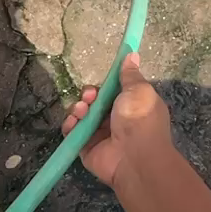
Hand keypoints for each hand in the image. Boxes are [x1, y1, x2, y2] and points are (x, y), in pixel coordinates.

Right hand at [62, 53, 173, 189]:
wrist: (134, 156)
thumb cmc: (139, 119)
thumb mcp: (139, 90)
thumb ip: (129, 75)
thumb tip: (132, 54)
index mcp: (131, 108)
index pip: (113, 93)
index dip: (105, 86)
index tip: (102, 82)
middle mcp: (115, 121)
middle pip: (94, 102)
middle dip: (89, 96)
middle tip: (89, 97)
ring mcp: (100, 135)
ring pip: (81, 115)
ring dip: (78, 108)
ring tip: (82, 111)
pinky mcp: (85, 147)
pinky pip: (72, 133)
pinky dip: (70, 125)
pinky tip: (74, 122)